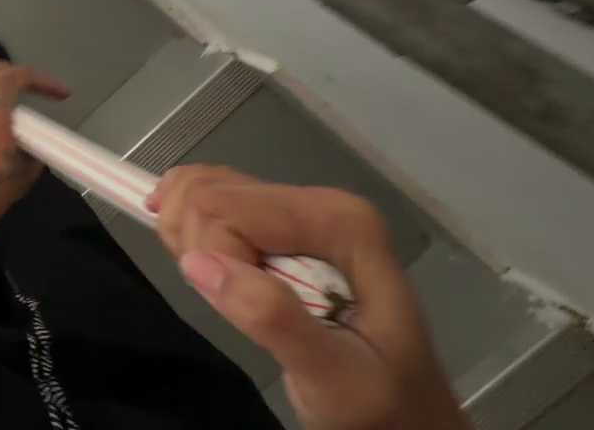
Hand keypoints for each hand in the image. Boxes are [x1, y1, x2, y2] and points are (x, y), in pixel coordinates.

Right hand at [149, 166, 467, 429]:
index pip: (222, 207)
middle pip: (206, 192)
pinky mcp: (277, 217)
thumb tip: (199, 263)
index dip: (213, 255)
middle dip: (195, 245)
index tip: (245, 310)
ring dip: (186, 237)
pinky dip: (184, 221)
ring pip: (195, 188)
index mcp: (340, 224)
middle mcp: (319, 202)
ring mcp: (297, 207)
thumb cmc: (380, 407)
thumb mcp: (337, 381)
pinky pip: (202, 192)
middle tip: (231, 302)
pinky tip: (205, 259)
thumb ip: (276, 320)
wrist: (409, 422)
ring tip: (227, 289)